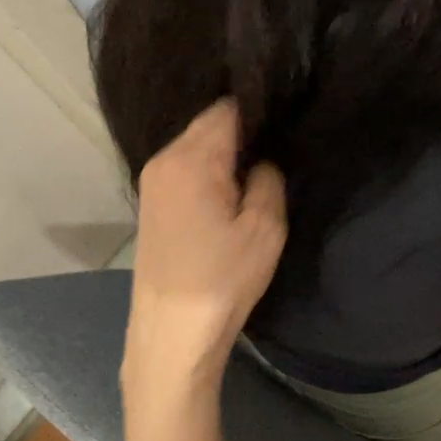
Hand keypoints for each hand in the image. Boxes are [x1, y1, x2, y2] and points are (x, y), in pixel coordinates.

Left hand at [126, 100, 286, 383]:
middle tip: (279, 149)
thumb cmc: (222, 278)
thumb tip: (262, 162)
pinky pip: (186, 170)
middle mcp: (164, 160)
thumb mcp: (264, 228)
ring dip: (226, 156)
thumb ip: (268, 180)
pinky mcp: (152, 205)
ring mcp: (152, 182)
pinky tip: (230, 192)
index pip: (228, 109)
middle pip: (208, 125)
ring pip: (196, 148)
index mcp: (191, 158)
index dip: (261, 111)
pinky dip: (210, 172)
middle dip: (243, 133)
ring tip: (259, 172)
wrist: (173, 330)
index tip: (288, 122)